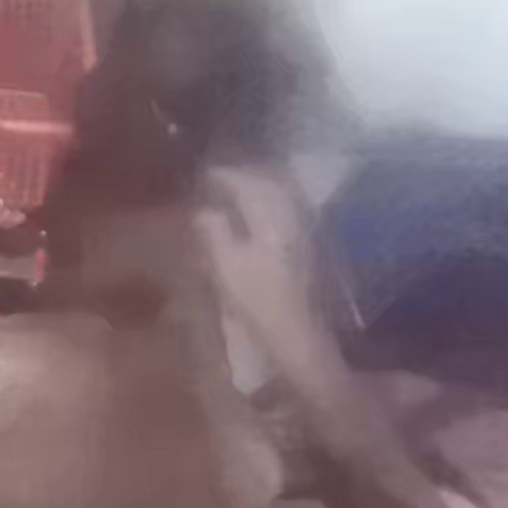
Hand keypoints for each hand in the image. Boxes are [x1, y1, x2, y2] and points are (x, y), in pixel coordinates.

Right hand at [193, 168, 323, 346]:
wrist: (296, 335)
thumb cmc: (257, 301)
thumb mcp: (227, 266)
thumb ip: (216, 233)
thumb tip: (203, 211)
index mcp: (272, 222)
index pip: (250, 188)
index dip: (228, 177)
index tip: (208, 172)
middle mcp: (292, 221)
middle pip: (272, 188)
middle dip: (247, 179)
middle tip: (223, 177)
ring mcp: (302, 236)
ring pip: (282, 200)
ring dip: (260, 190)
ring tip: (237, 191)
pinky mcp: (304, 251)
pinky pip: (285, 214)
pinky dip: (268, 206)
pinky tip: (256, 215)